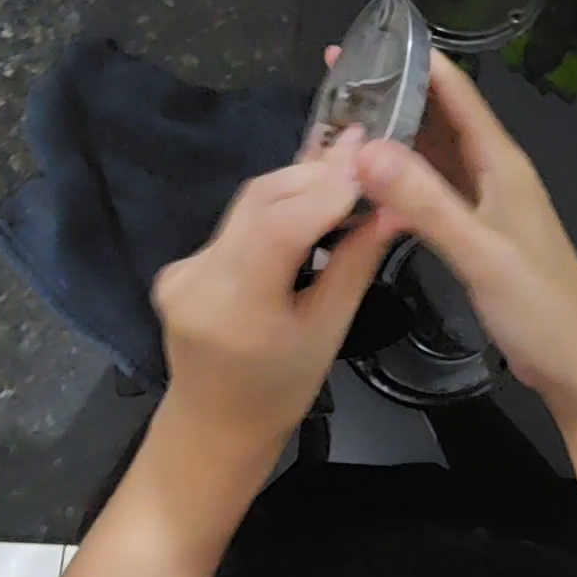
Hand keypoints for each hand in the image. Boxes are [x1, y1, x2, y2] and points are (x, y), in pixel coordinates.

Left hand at [152, 125, 398, 448]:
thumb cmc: (281, 391)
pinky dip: (276, 204)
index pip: (280, 228)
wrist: (214, 425)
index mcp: (237, 311)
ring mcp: (183, 270)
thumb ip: (356, 263)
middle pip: (259, 202)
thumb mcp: (329, 331)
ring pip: (247, 204)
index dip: (324, 188)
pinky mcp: (181, 264)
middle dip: (315, 173)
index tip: (368, 160)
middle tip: (363, 151)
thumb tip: (394, 209)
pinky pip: (237, 221)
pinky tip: (308, 197)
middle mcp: (199, 281)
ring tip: (345, 169)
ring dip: (298, 183)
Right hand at [355, 52, 576, 426]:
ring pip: (430, 157)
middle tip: (337, 85)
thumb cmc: (542, 307)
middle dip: (392, 97)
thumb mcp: (481, 252)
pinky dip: (399, 185)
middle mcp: (490, 172)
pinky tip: (368, 189)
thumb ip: (426, 203)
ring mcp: (482, 203)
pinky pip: (429, 194)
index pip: (456, 94)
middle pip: (437, 119)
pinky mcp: (473, 232)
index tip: (367, 43)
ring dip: (392, 139)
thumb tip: (366, 149)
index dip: (416, 62)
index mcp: (500, 162)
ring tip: (342, 128)